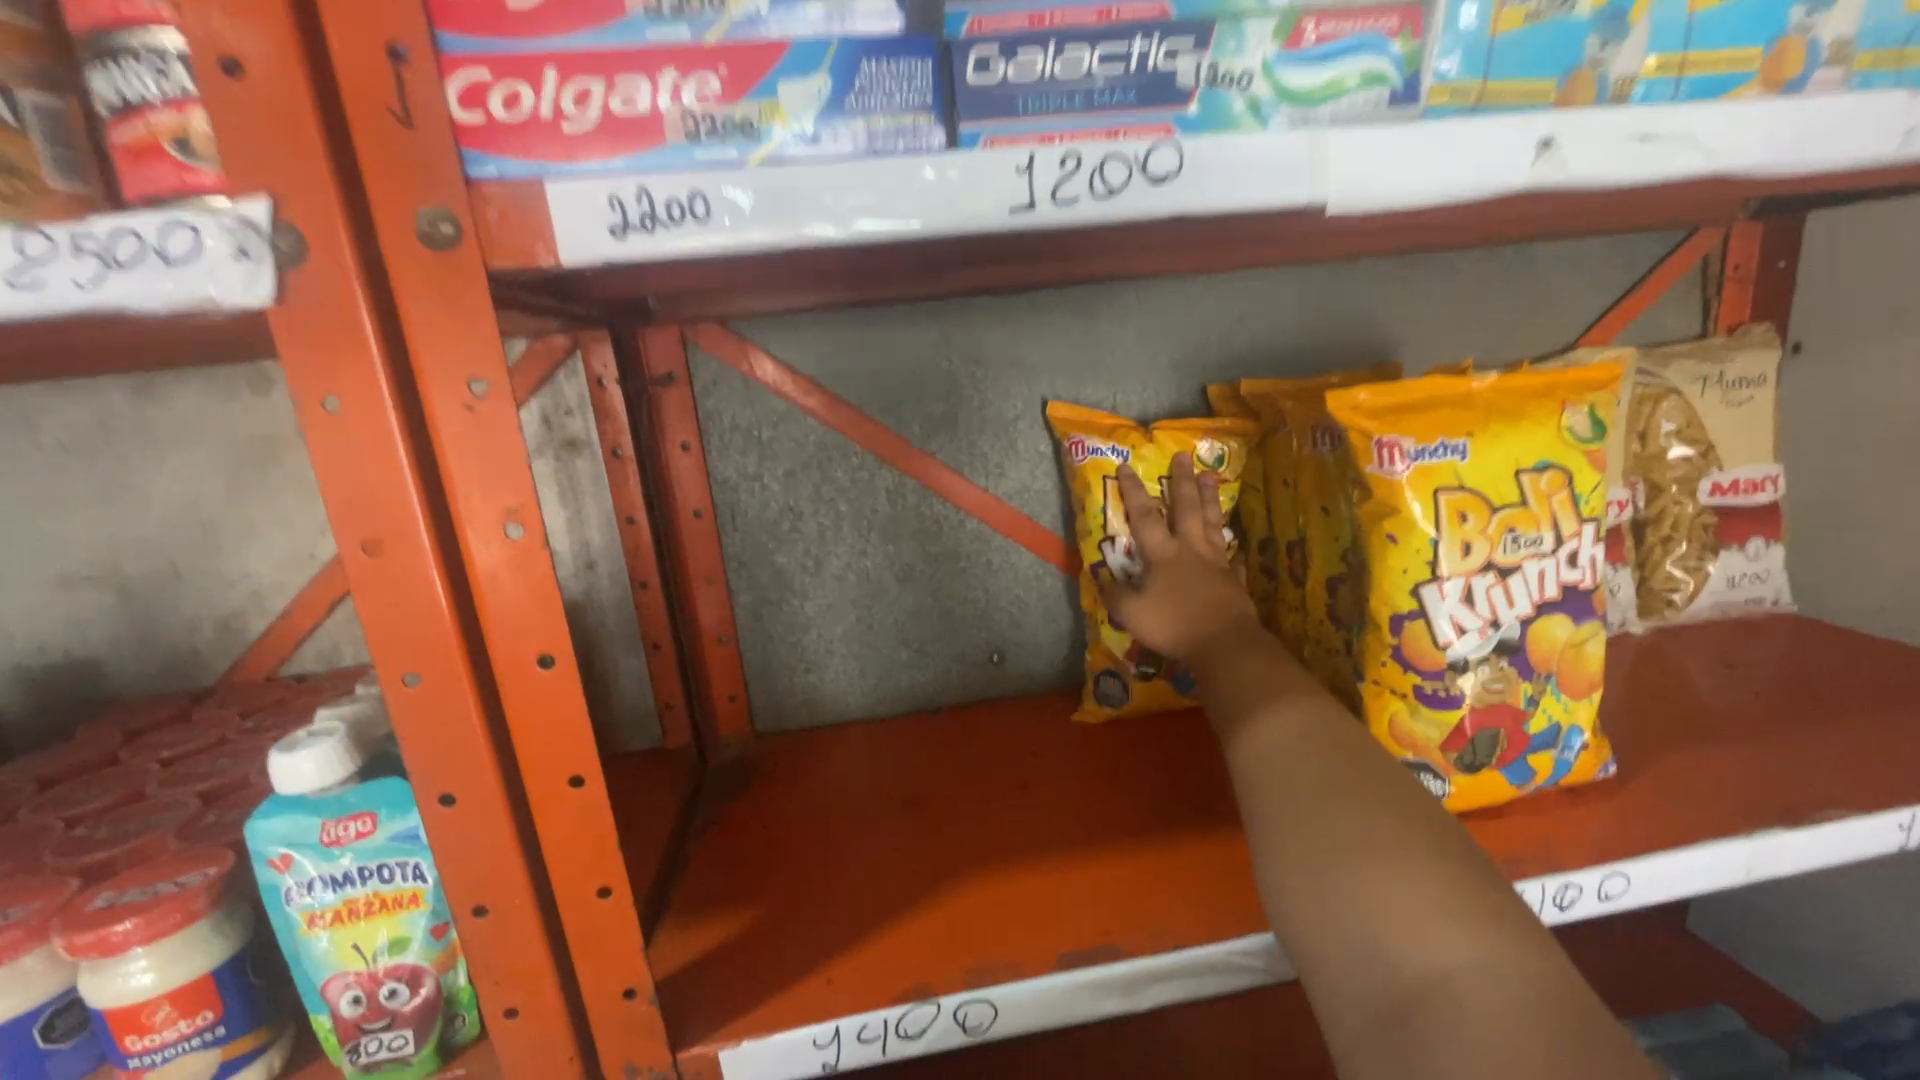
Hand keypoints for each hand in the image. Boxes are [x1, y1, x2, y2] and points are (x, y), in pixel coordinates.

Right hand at [1100, 454, 1259, 663]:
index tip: (1126, 466)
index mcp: (1163, 554)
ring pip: (1213, 523)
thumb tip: (1103, 580)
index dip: (1133, 491)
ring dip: (1210, 499)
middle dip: (1182, 481)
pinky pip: (1232, 560)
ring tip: (1210, 477)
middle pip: (1187, 508)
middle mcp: (1191, 549)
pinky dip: (1231, 553)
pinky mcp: (1234, 580)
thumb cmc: (1174, 624)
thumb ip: (1116, 595)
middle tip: (1183, 457)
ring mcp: (1216, 563)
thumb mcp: (1132, 613)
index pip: (1145, 515)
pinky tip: (1234, 550)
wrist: (1224, 643)